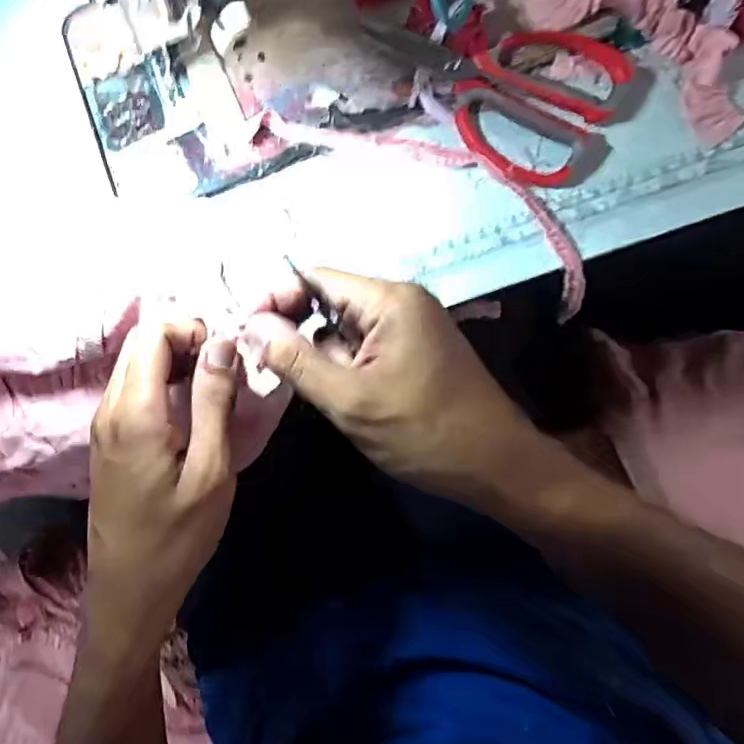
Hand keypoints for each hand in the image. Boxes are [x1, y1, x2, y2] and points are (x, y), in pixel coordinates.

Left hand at [86, 317, 240, 640]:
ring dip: (173, 359)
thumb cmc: (176, 536)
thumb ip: (214, 401)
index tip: (224, 355)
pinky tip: (189, 406)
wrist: (128, 590)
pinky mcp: (106, 436)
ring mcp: (102, 421)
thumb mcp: (210, 470)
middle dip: (184, 338)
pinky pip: (131, 386)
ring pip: (134, 362)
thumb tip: (221, 342)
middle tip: (222, 368)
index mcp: (134, 411)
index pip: (153, 333)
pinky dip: (161, 380)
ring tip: (212, 386)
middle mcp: (108, 406)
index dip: (191, 327)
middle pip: (140, 341)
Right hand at [242, 269, 547, 509]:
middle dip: (294, 326)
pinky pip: (364, 345)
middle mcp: (400, 301)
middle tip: (262, 360)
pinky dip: (341, 363)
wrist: (498, 466)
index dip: (276, 297)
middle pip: (329, 300)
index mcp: (389, 299)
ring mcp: (410, 325)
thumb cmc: (425, 433)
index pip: (316, 277)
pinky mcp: (414, 349)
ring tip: (294, 381)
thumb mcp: (350, 400)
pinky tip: (330, 390)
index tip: (246, 330)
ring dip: (317, 350)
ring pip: (344, 326)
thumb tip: (252, 324)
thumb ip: (296, 359)